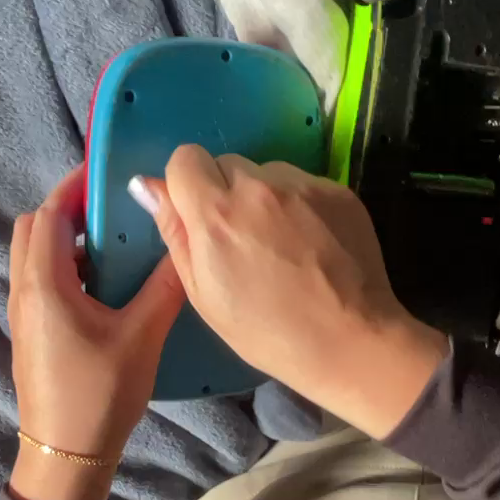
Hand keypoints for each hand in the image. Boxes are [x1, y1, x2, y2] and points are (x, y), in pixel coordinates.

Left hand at [8, 166, 185, 499]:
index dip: (74, 186)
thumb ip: (164, 286)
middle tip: (111, 209)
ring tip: (113, 244)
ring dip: (66, 241)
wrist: (66, 455)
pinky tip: (104, 286)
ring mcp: (23, 315)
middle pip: (34, 229)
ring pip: (35, 257)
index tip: (106, 171)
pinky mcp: (31, 334)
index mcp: (44, 284)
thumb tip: (184, 244)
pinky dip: (65, 268)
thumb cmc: (101, 393)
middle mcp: (24, 291)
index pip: (49, 213)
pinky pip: (41, 282)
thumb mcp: (142, 336)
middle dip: (67, 209)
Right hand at [133, 146, 445, 437]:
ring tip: (282, 247)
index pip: (184, 159)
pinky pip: (302, 184)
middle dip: (224, 193)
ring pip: (266, 173)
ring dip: (263, 198)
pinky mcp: (337, 190)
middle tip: (241, 240)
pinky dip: (299, 206)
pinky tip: (311, 246)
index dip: (186, 186)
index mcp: (216, 214)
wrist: (350, 340)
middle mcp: (258, 187)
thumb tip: (148, 187)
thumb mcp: (204, 296)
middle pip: (226, 163)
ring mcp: (303, 185)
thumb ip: (176, 234)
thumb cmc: (267, 333)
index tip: (199, 218)